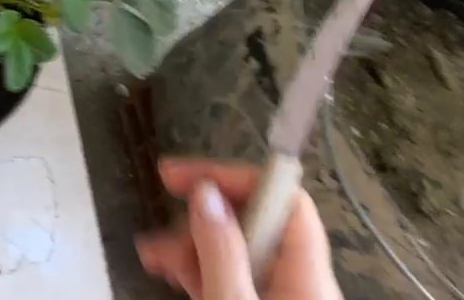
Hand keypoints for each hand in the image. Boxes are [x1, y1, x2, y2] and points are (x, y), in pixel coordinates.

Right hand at [136, 158, 341, 299]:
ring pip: (239, 249)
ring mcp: (285, 297)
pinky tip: (174, 273)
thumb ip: (220, 251)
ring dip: (193, 243)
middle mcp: (303, 281)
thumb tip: (205, 191)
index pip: (285, 197)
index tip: (185, 176)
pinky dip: (204, 268)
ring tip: (155, 257)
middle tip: (159, 222)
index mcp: (308, 275)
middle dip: (200, 216)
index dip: (235, 176)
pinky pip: (237, 275)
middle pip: (254, 221)